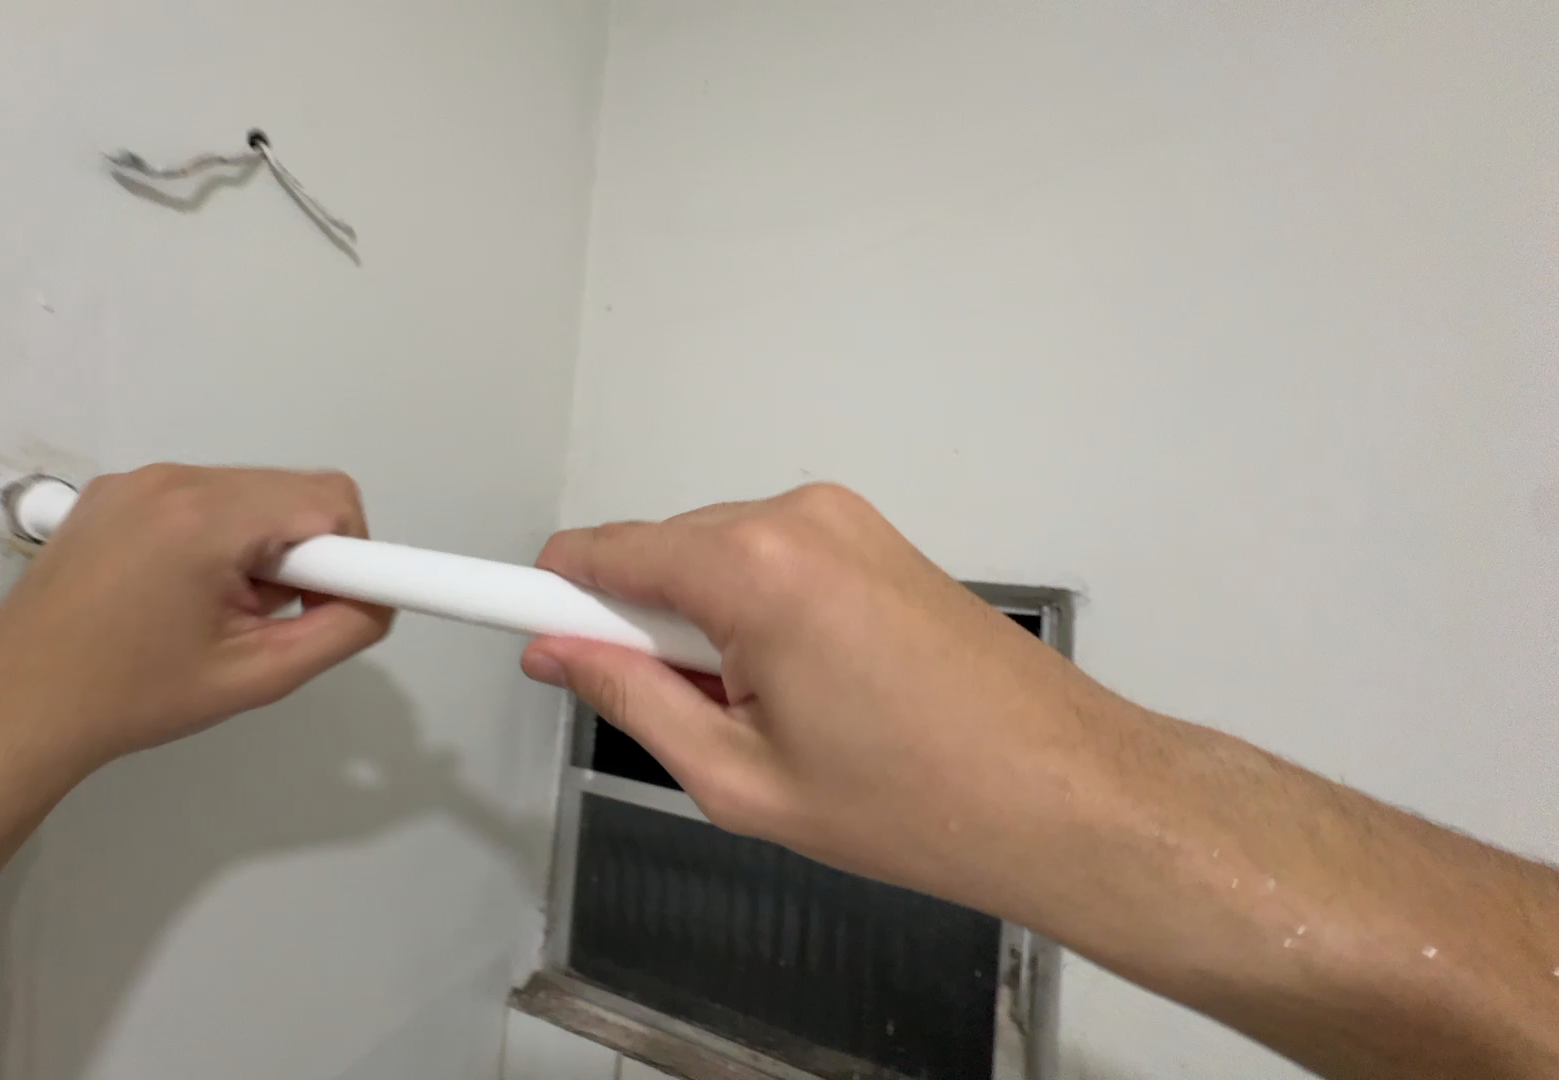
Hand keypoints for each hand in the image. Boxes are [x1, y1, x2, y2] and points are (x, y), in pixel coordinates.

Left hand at [0, 464, 393, 773]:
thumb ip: (345, 630)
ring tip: (224, 607)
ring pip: (254, 493)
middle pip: (292, 491)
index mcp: (205, 519)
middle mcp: (172, 479)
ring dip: (266, 546)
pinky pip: (208, 497)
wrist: (11, 710)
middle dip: (307, 553)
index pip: (330, 496)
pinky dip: (225, 536)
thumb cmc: (135, 698)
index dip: (354, 550)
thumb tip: (382, 598)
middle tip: (273, 614)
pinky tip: (187, 589)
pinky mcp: (117, 491)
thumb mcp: (261, 676)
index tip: (334, 601)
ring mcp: (138, 479)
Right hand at [520, 483, 1123, 919]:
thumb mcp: (735, 776)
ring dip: (695, 622)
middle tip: (681, 708)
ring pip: (704, 556)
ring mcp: (835, 516)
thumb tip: (559, 653)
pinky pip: (759, 555)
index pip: (596, 554)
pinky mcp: (862, 532)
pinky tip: (794, 674)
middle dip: (635, 624)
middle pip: (650, 552)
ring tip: (760, 703)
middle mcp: (792, 516)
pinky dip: (743, 607)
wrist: (1073, 795)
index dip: (536, 587)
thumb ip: (626, 697)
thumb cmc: (918, 802)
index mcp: (753, 567)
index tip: (498, 608)